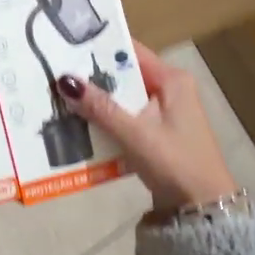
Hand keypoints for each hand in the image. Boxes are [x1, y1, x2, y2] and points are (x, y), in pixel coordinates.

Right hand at [55, 42, 238, 219]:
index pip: (129, 51)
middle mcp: (168, 90)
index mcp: (172, 80)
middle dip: (90, 76)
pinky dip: (103, 119)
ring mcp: (162, 113)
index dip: (98, 46)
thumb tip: (64, 79)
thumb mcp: (136, 134)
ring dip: (94, 101)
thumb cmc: (176, 164)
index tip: (64, 44)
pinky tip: (77, 123)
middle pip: (122, 75)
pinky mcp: (155, 134)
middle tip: (51, 72)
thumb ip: (100, 107)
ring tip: (56, 96)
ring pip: (120, 98)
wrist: (203, 210)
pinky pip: (122, 117)